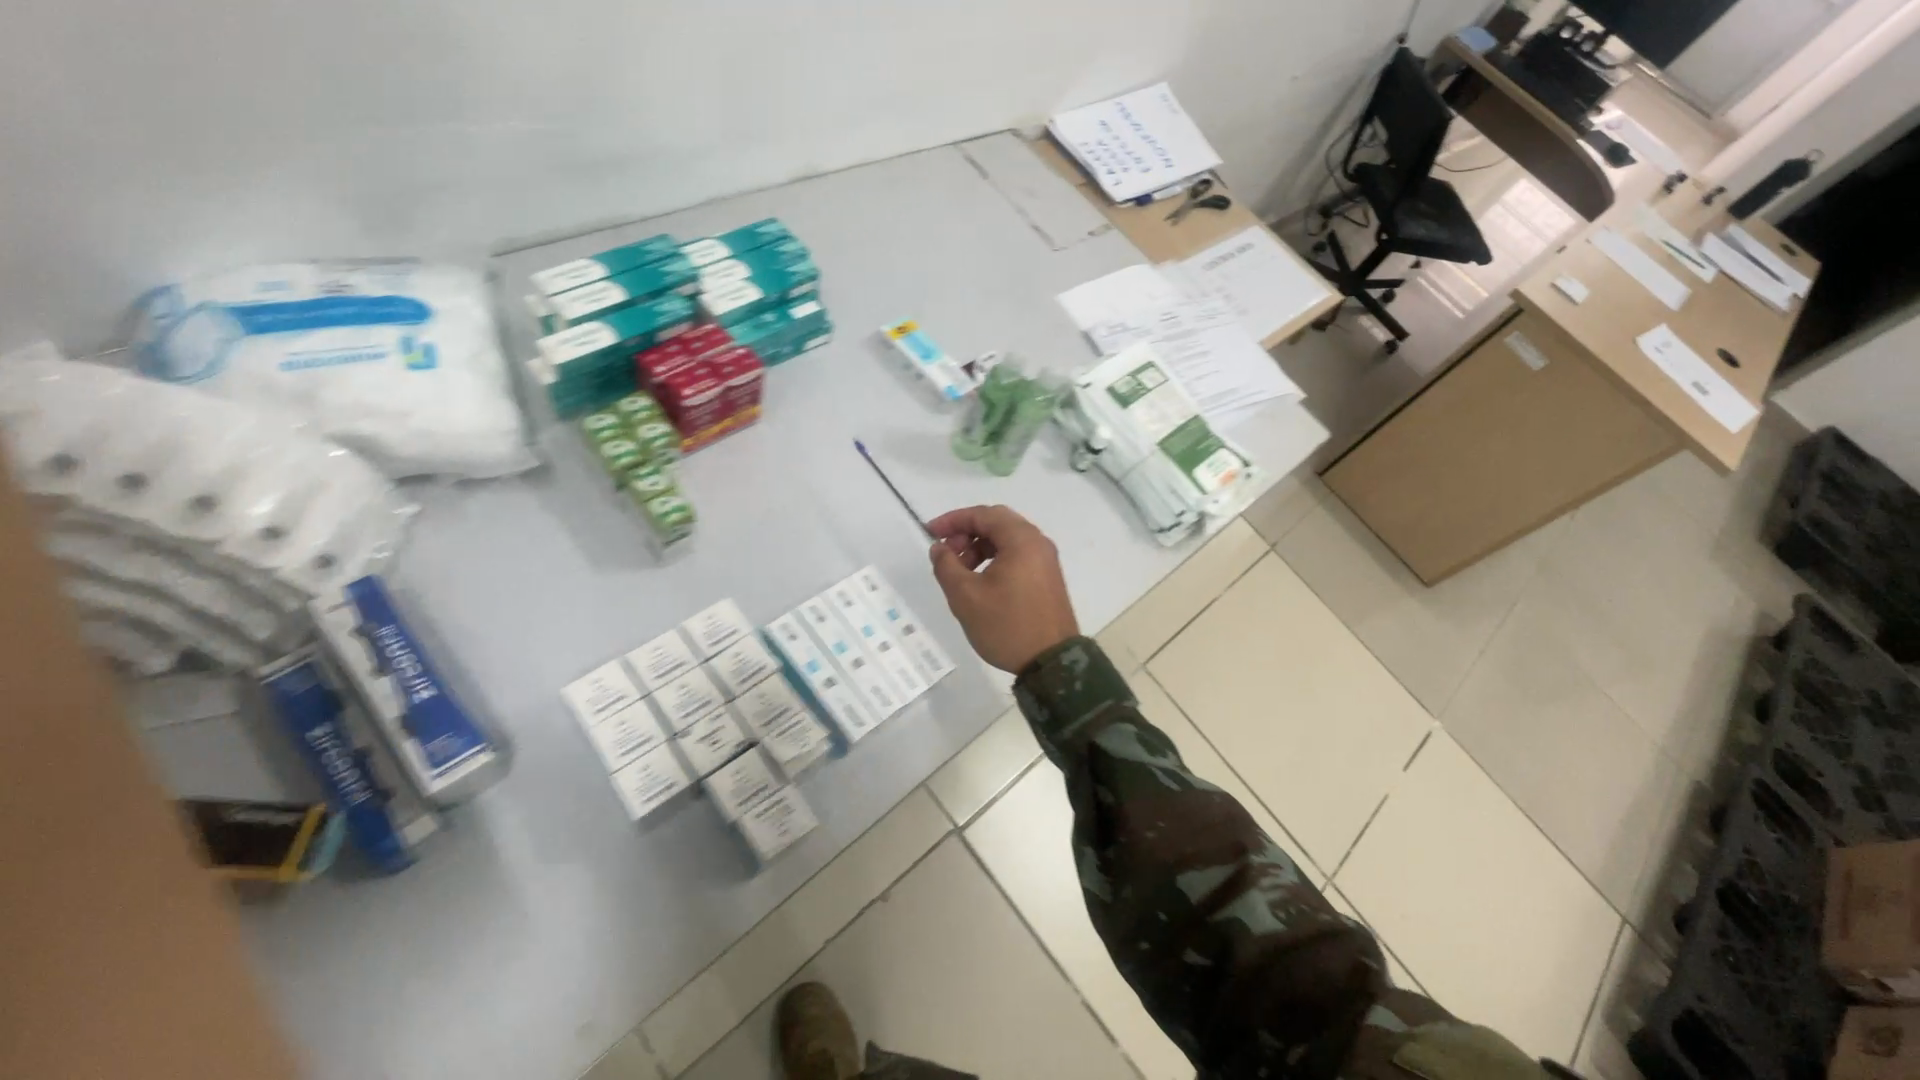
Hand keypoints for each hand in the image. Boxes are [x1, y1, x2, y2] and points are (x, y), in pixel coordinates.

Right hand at [926, 505, 1078, 673]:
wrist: (1051, 662)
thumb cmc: (1006, 625)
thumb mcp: (966, 596)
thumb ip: (946, 566)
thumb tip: (939, 548)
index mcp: (1022, 540)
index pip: (983, 514)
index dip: (953, 520)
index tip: (930, 533)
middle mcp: (1038, 543)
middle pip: (997, 523)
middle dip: (967, 533)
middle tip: (946, 553)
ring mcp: (1046, 561)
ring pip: (1007, 540)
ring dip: (980, 548)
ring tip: (960, 572)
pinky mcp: (1048, 578)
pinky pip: (1018, 556)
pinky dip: (995, 559)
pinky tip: (980, 581)